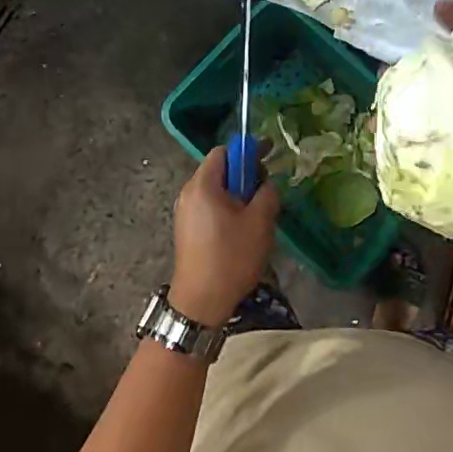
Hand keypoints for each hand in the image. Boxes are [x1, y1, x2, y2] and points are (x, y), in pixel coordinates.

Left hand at [169, 146, 278, 326]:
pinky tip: (242, 228)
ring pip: (215, 190)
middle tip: (266, 189)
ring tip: (257, 212)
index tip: (268, 155)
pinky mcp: (186, 230)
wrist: (201, 301)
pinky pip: (209, 207)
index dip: (247, 150)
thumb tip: (267, 183)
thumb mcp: (260, 221)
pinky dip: (226, 208)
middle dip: (244, 173)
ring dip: (237, 193)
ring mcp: (184, 212)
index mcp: (203, 185)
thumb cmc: (231, 257)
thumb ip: (267, 193)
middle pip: (218, 170)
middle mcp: (188, 193)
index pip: (223, 151)